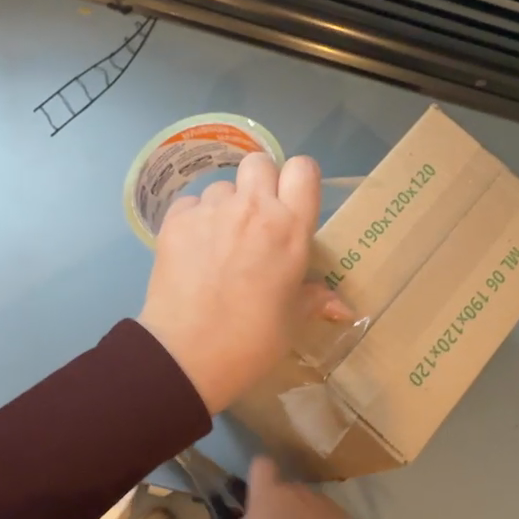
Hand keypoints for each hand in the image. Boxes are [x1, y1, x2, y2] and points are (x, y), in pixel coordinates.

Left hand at [137, 152, 345, 413]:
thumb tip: (344, 308)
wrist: (186, 356)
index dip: (298, 181)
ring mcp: (210, 211)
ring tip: (219, 243)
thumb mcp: (291, 321)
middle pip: (259, 162)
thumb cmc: (251, 342)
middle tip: (256, 218)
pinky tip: (193, 250)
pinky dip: (194, 220)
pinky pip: (190, 204)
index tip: (292, 204)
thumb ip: (314, 300)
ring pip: (221, 186)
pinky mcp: (175, 221)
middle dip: (259, 182)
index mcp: (290, 229)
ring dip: (224, 206)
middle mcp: (252, 208)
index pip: (304, 169)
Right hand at [219, 457, 374, 518]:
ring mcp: (324, 503)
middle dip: (276, 507)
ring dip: (298, 518)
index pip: (260, 465)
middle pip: (282, 489)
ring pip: (304, 504)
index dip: (255, 479)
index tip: (251, 503)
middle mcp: (296, 491)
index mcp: (268, 496)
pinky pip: (325, 518)